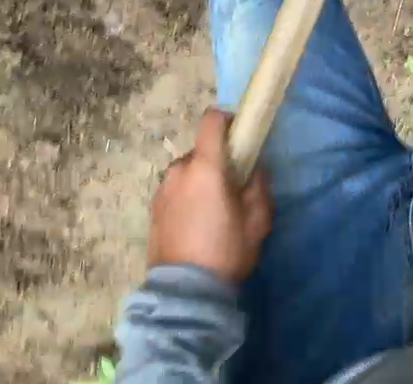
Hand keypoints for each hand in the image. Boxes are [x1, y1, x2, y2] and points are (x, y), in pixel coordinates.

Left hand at [147, 108, 272, 284]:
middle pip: (200, 151)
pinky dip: (185, 197)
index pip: (211, 120)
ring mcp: (162, 189)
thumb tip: (255, 169)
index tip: (239, 134)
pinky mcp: (152, 209)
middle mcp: (179, 170)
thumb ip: (259, 187)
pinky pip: (175, 190)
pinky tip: (194, 225)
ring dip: (199, 181)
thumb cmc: (225, 251)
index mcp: (205, 166)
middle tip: (231, 189)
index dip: (226, 120)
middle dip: (216, 163)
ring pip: (187, 172)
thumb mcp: (257, 222)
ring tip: (211, 212)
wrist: (184, 294)